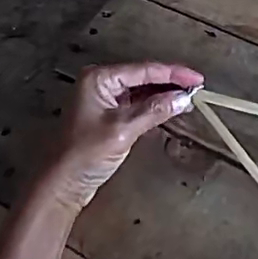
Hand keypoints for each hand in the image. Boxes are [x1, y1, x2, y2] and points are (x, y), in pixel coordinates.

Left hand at [34, 62, 203, 213]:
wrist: (59, 188)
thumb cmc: (85, 154)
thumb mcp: (123, 129)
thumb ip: (156, 110)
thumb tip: (185, 98)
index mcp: (100, 78)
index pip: (145, 70)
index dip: (175, 74)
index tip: (198, 79)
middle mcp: (101, 83)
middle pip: (145, 77)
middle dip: (171, 83)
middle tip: (197, 88)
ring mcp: (104, 100)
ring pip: (143, 91)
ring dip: (165, 95)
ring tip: (189, 100)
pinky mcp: (108, 116)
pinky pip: (137, 104)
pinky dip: (155, 107)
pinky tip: (172, 110)